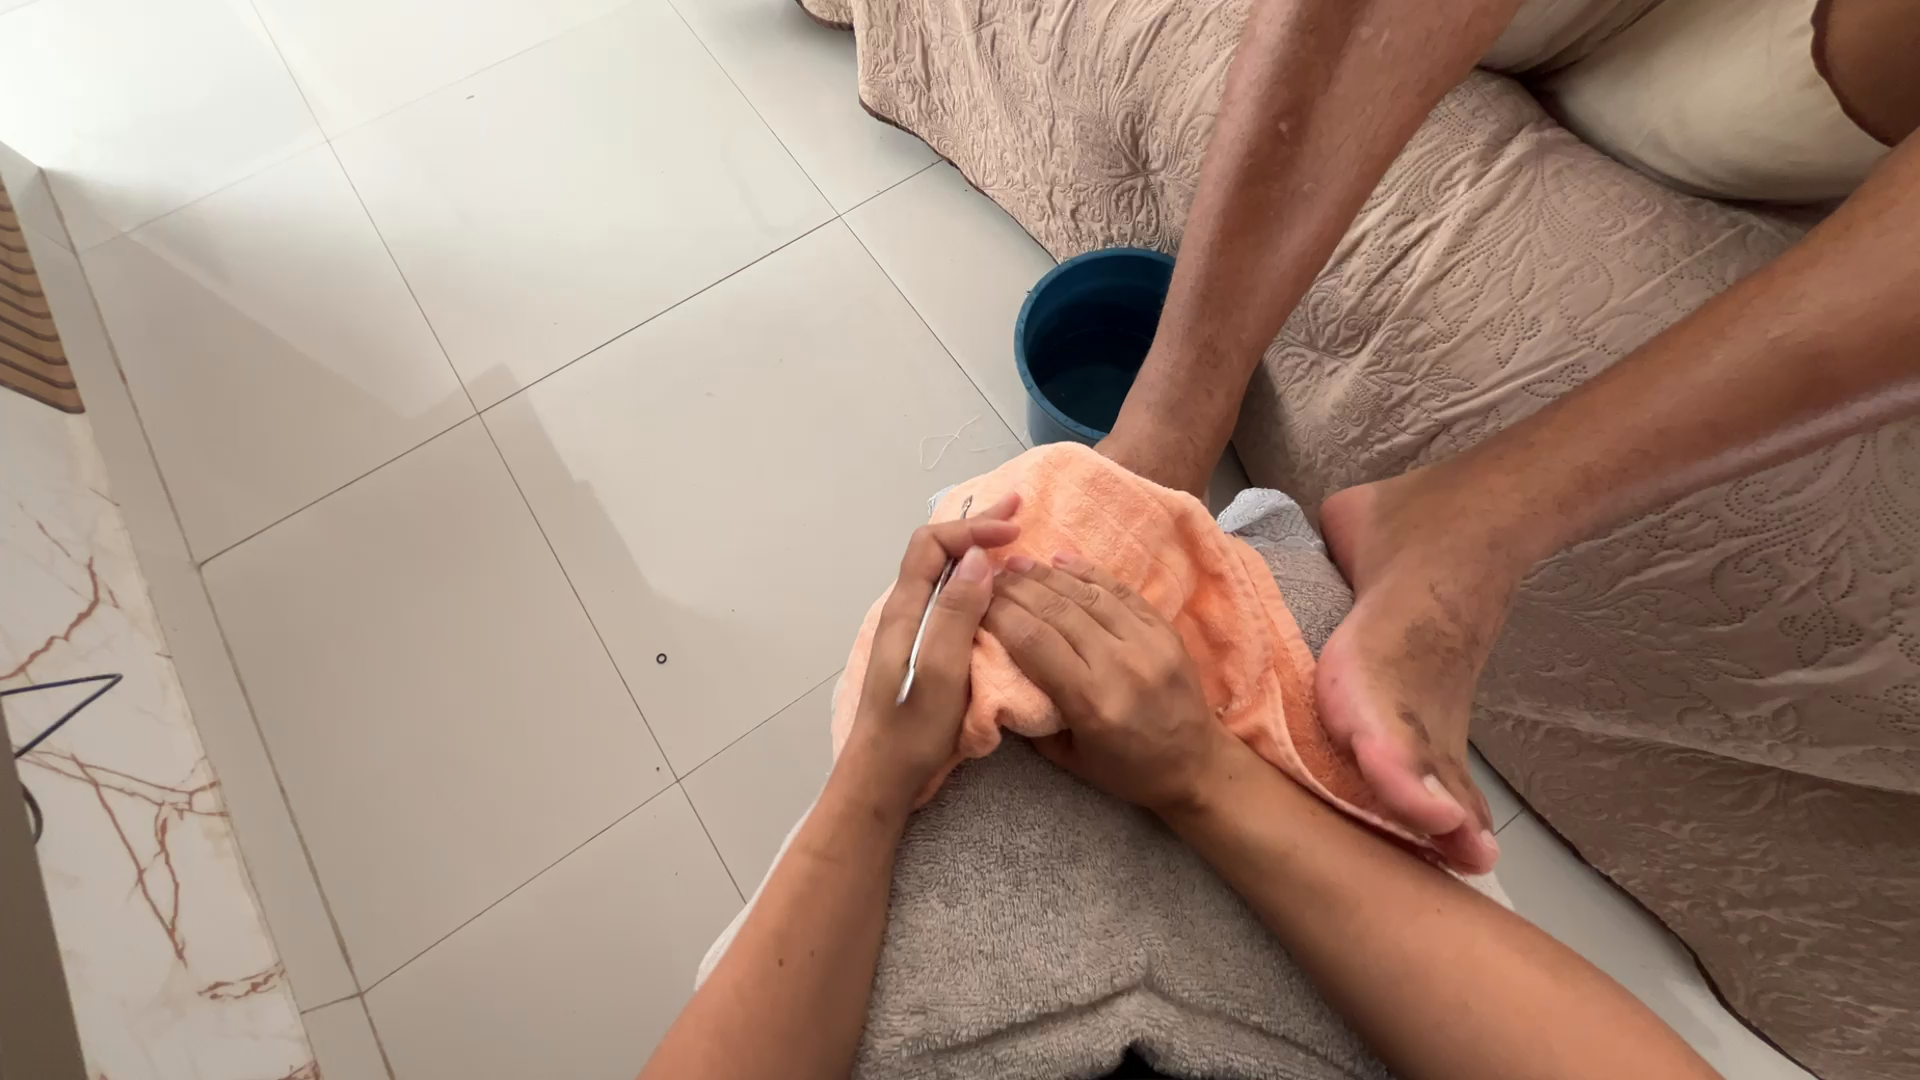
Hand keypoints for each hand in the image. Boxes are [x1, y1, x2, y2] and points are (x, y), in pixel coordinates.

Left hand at [839, 494, 1021, 811]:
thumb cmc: (911, 732)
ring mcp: (913, 631)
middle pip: (937, 551)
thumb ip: (956, 613)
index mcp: (905, 610)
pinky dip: (976, 580)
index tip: (1013, 533)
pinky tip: (997, 589)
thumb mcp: (940, 672)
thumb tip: (977, 558)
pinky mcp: (924, 650)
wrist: (882, 780)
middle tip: (1018, 509)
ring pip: (944, 573)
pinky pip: (950, 598)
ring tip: (1013, 539)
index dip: (972, 530)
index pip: (933, 544)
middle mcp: (905, 612)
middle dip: (977, 526)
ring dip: (976, 550)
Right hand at [985, 551, 1237, 812]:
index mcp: (1093, 702)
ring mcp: (1148, 642)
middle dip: (1016, 589)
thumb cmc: (1126, 769)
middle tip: (988, 576)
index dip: (1000, 614)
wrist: (1196, 766)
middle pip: (1056, 611)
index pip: (1034, 641)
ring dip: (1046, 575)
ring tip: (1015, 563)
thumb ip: (1033, 713)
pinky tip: (1061, 561)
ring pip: (1087, 595)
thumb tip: (999, 669)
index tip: (976, 600)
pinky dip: (1087, 573)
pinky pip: (1120, 591)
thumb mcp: (1068, 757)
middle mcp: (1121, 665)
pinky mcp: (1164, 630)